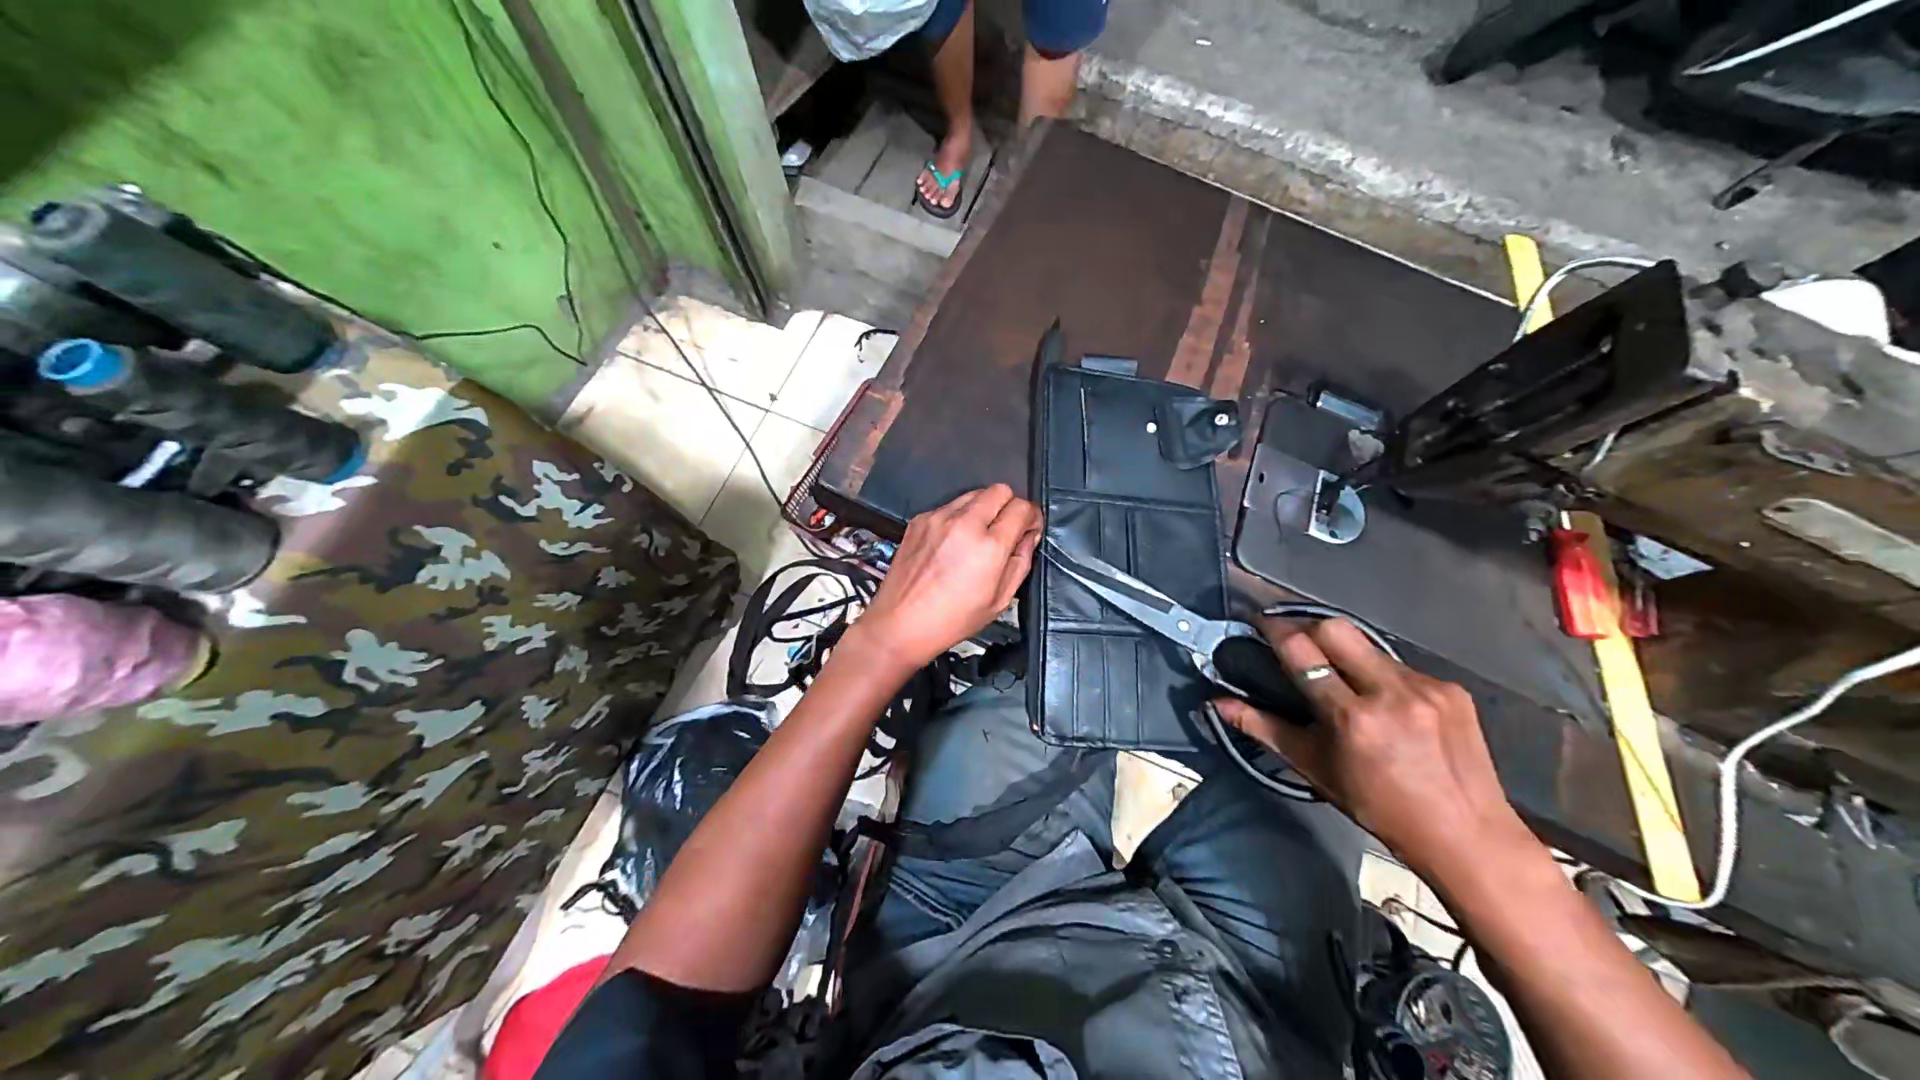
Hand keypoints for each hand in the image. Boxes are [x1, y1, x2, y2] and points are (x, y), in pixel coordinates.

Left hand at [854, 484, 1042, 670]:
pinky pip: (950, 505)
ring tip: (979, 536)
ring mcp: (938, 517)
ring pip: (974, 493)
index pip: (1022, 507)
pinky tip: (953, 542)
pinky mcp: (920, 519)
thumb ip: (1020, 562)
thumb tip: (1029, 537)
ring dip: (985, 508)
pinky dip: (959, 517)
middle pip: (1000, 490)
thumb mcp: (999, 600)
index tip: (1029, 529)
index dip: (1032, 517)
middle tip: (1007, 529)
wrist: (900, 622)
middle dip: (1010, 506)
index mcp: (989, 546)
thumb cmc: (952, 619)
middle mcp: (964, 523)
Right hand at [1213, 618, 1534, 877]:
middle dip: (1307, 626)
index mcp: (1352, 718)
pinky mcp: (1452, 688)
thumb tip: (1217, 703)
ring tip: (1340, 677)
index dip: (1274, 629)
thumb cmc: (1378, 807)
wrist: (1465, 834)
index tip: (1258, 622)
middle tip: (1293, 640)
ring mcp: (1426, 687)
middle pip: (1336, 628)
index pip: (1302, 651)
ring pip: (1369, 645)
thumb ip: (1263, 727)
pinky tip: (1383, 701)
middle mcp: (1390, 694)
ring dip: (1346, 653)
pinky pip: (1401, 665)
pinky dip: (1380, 674)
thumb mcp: (1313, 768)